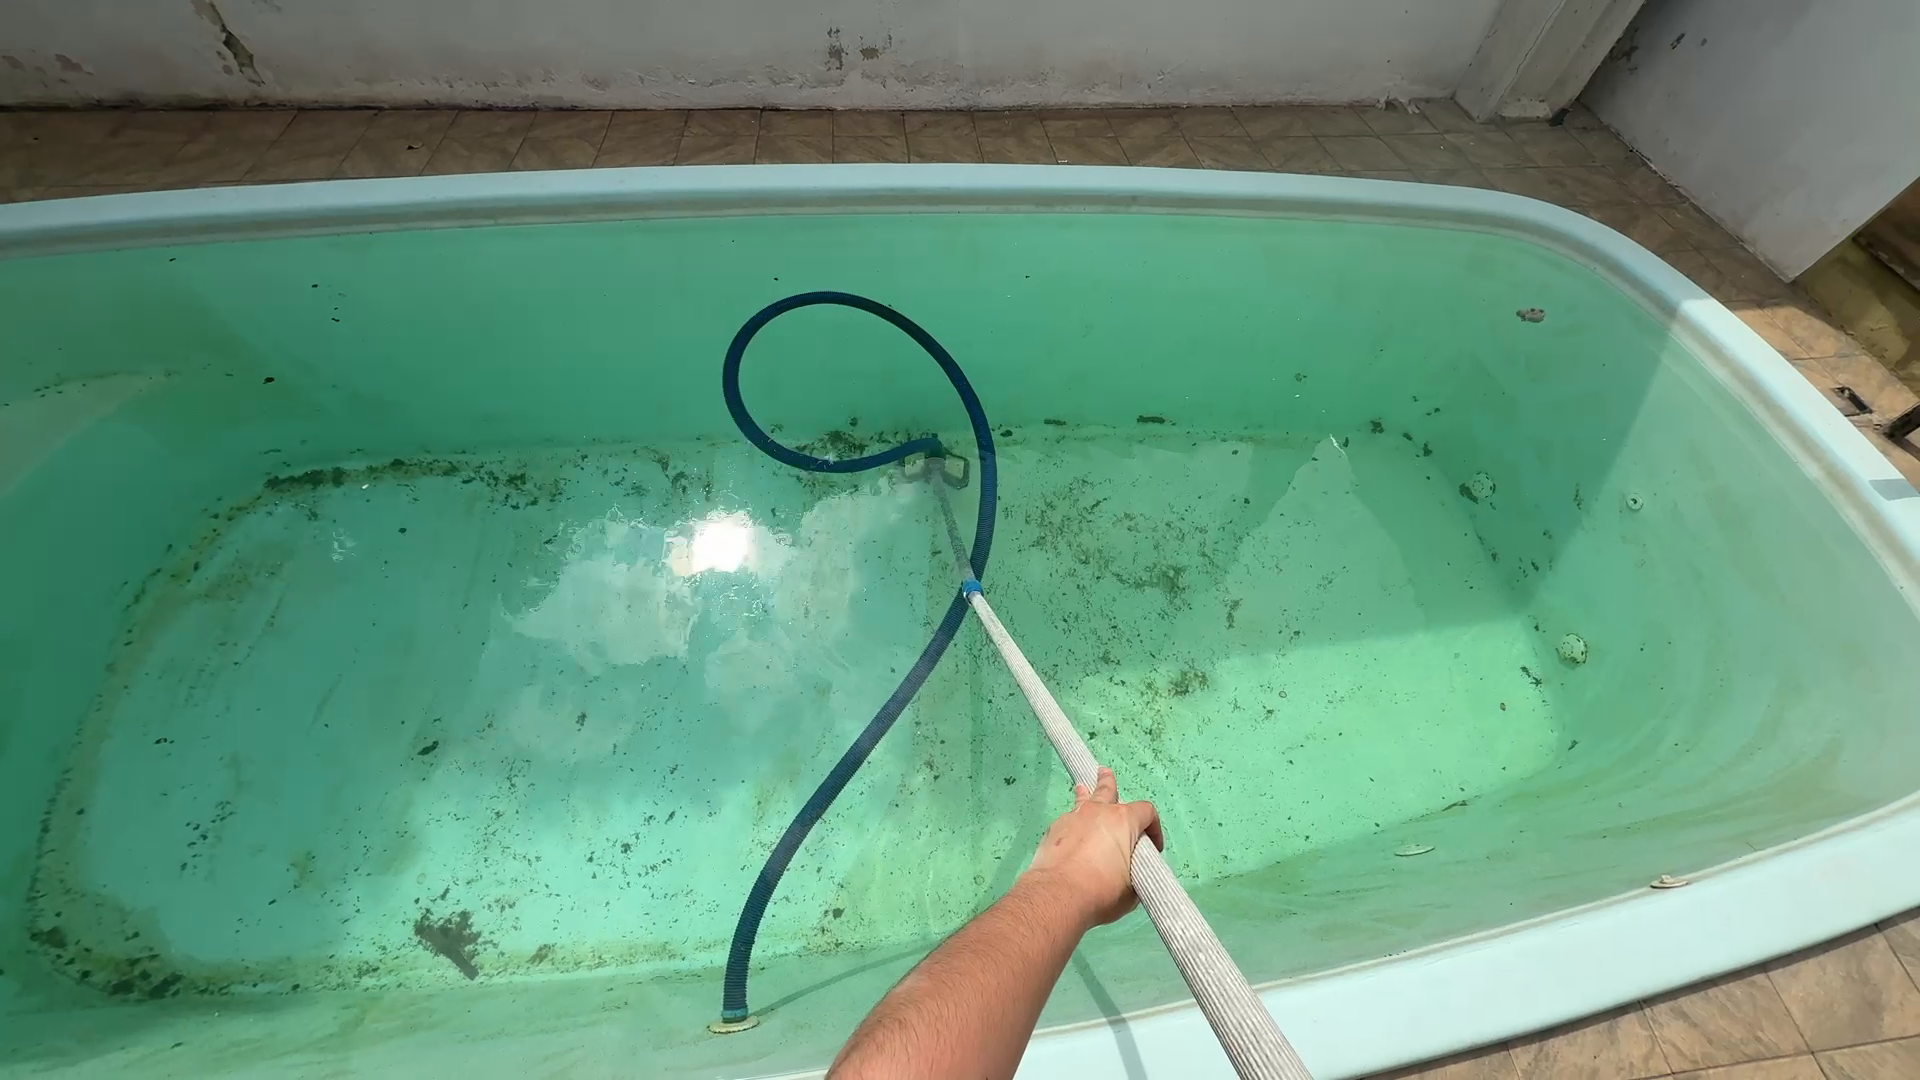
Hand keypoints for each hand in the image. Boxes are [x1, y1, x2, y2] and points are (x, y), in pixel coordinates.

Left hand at [1020, 767, 1163, 929]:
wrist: (1058, 894)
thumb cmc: (1102, 892)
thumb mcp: (1131, 889)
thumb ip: (1133, 871)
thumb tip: (1126, 870)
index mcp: (1123, 821)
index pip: (1147, 811)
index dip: (1154, 827)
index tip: (1152, 847)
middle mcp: (1099, 811)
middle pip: (1107, 789)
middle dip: (1109, 782)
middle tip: (1105, 772)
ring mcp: (1074, 816)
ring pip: (1083, 799)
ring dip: (1086, 794)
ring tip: (1082, 787)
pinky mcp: (1054, 828)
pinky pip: (1068, 819)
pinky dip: (1073, 823)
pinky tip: (1070, 834)